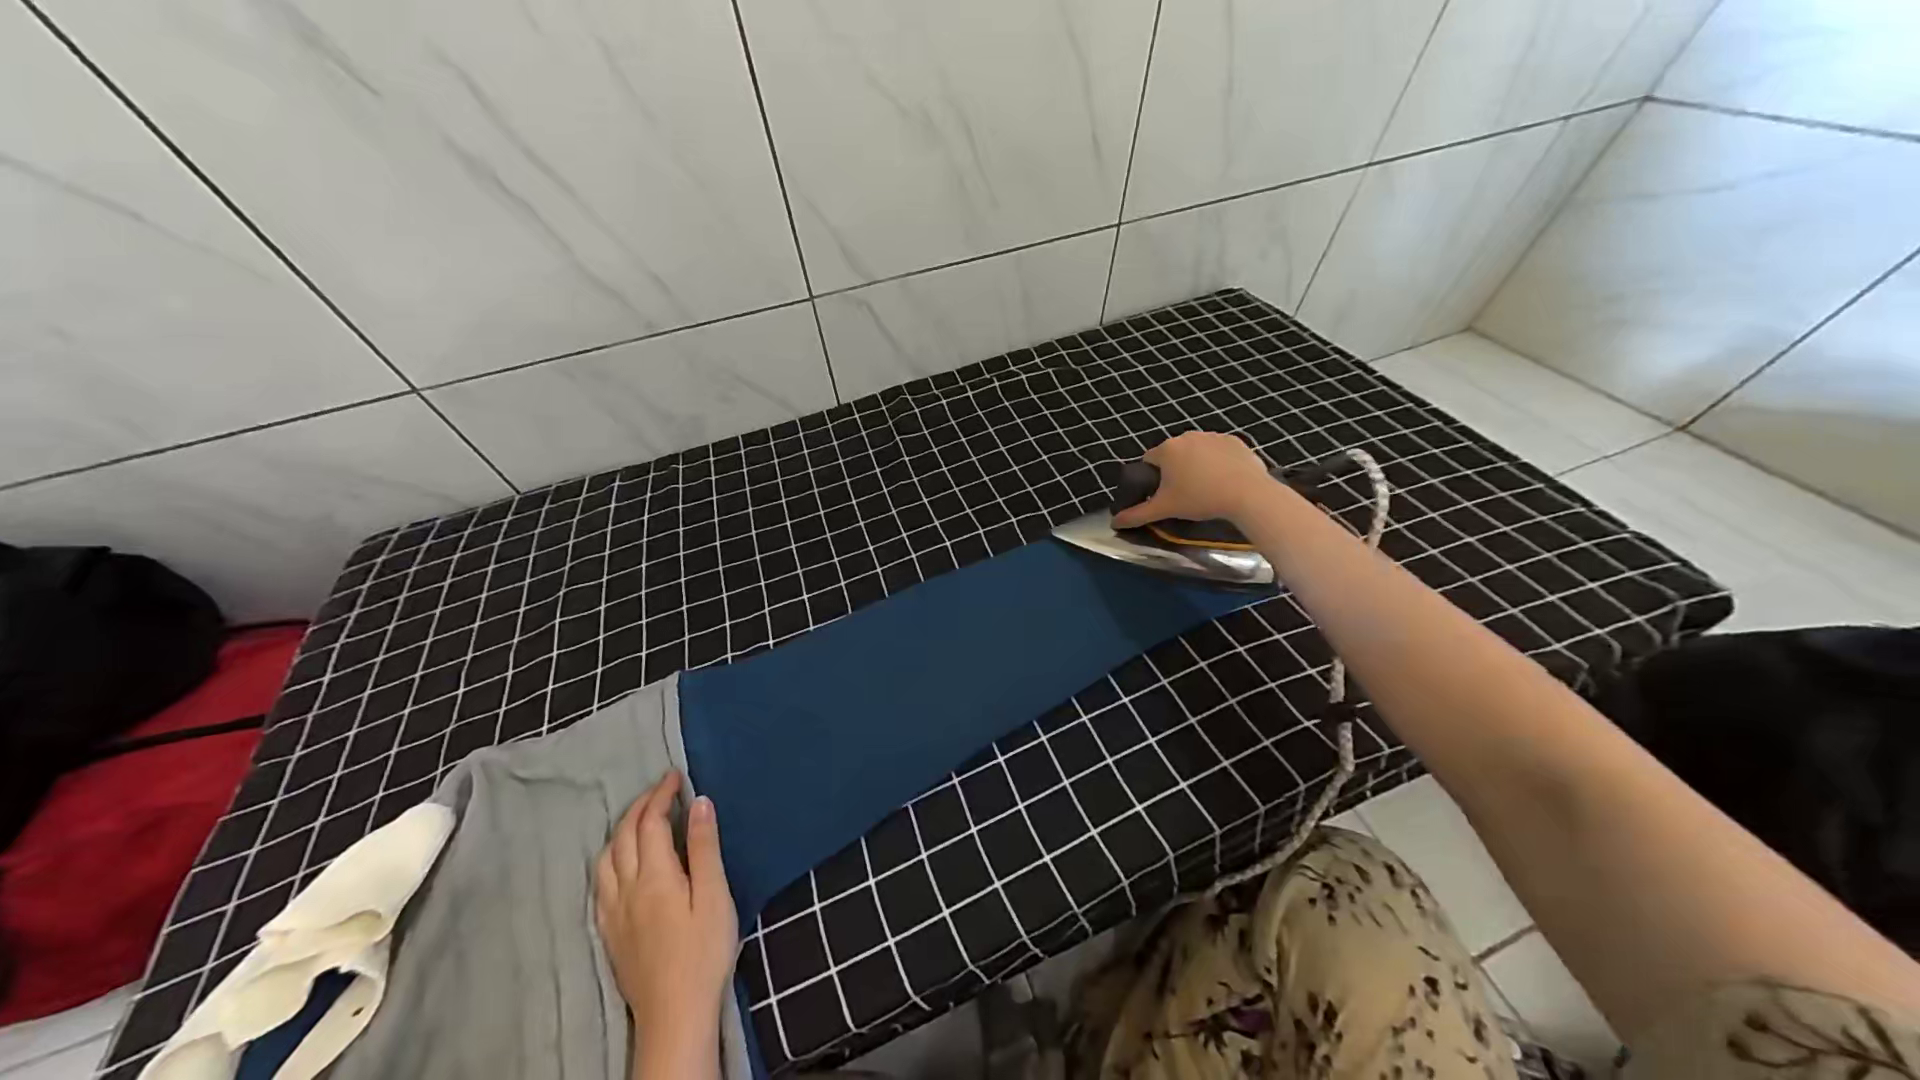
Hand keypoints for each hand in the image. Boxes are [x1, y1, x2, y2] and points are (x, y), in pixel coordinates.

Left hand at [594, 771, 737, 1079]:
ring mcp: (613, 912)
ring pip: (606, 858)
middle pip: (624, 835)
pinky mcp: (610, 932)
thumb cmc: (704, 952)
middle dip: (640, 805)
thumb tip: (699, 802)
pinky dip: (610, 858)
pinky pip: (600, 883)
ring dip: (621, 829)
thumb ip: (704, 847)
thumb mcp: (714, 896)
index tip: (675, 775)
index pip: (651, 822)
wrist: (675, 1014)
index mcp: (655, 876)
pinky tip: (621, 863)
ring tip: (641, 818)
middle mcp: (626, 888)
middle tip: (661, 789)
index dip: (661, 794)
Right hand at [1111, 432, 1287, 528]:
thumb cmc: (1200, 499)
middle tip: (1184, 494)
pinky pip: (1219, 451)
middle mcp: (1187, 436)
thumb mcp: (1165, 509)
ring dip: (1197, 465)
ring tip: (1207, 488)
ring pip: (1197, 451)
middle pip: (1173, 454)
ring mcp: (1213, 436)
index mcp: (1167, 449)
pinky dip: (1219, 462)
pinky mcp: (1235, 441)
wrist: (1247, 493)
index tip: (1162, 493)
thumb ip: (1137, 515)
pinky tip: (1225, 480)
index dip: (1152, 477)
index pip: (1149, 460)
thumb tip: (1114, 522)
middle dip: (1175, 470)